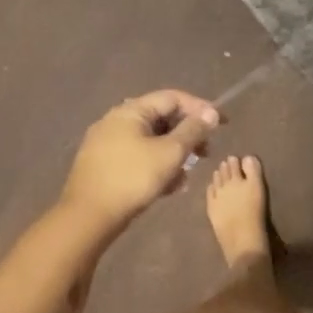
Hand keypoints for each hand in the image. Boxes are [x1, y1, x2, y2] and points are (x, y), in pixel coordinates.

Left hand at [59, 89, 218, 228]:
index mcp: (130, 112)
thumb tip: (211, 112)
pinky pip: (141, 155)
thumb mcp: (170, 152)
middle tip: (207, 152)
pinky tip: (169, 185)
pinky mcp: (107, 163)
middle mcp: (116, 121)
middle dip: (189, 134)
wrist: (90, 214)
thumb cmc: (133, 178)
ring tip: (187, 174)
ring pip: (153, 140)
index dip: (200, 108)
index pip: (172, 98)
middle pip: (162, 118)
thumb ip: (193, 130)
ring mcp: (109, 143)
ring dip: (176, 153)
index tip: (222, 124)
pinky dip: (159, 164)